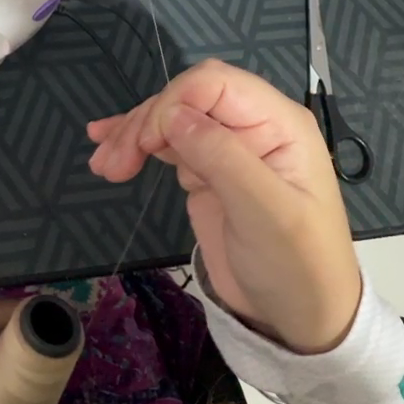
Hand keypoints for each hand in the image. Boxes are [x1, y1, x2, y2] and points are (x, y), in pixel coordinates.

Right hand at [86, 59, 361, 354]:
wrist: (300, 319)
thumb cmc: (297, 267)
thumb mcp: (267, 214)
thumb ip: (222, 157)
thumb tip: (172, 115)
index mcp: (278, 123)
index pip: (214, 83)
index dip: (172, 103)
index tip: (145, 144)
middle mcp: (252, 126)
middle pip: (185, 97)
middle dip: (146, 121)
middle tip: (113, 164)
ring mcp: (227, 147)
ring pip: (170, 118)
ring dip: (132, 134)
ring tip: (104, 165)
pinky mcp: (206, 171)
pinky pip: (166, 144)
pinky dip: (135, 145)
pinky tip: (105, 145)